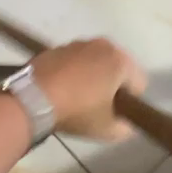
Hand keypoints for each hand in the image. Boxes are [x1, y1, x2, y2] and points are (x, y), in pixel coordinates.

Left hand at [29, 38, 147, 141]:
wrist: (32, 97)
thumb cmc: (77, 110)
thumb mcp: (106, 129)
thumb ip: (124, 128)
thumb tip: (126, 126)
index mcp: (120, 60)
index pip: (139, 83)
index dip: (131, 102)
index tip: (115, 114)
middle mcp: (101, 44)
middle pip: (117, 69)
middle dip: (112, 85)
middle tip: (98, 106)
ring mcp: (77, 43)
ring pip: (95, 63)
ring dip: (92, 76)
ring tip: (78, 97)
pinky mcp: (56, 47)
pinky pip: (75, 61)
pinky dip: (73, 72)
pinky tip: (62, 88)